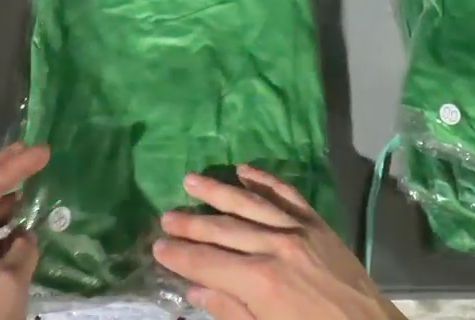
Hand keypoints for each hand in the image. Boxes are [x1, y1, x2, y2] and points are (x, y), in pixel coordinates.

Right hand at [152, 165, 403, 319]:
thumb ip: (231, 311)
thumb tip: (195, 288)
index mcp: (261, 281)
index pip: (208, 262)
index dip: (180, 254)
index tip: (157, 246)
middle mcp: (275, 245)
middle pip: (224, 229)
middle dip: (191, 224)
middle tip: (165, 215)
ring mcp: (298, 229)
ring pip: (249, 202)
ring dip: (218, 191)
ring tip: (191, 180)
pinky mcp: (317, 223)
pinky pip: (285, 193)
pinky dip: (263, 179)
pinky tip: (243, 169)